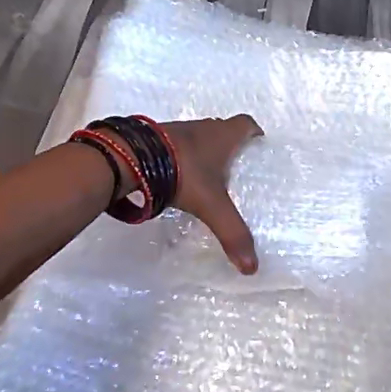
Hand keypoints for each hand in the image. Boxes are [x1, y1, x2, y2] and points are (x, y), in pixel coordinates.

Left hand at [160, 114, 263, 273]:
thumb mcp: (211, 206)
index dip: (253, 132)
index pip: (245, 124)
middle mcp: (200, 128)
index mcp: (221, 136)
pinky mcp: (154, 140)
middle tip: (235, 165)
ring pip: (196, 137)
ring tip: (206, 175)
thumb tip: (251, 268)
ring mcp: (175, 131)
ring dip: (203, 151)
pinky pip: (174, 147)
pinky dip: (180, 158)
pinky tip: (177, 177)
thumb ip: (231, 232)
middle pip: (221, 129)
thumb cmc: (183, 174)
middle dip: (229, 144)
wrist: (132, 158)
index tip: (258, 143)